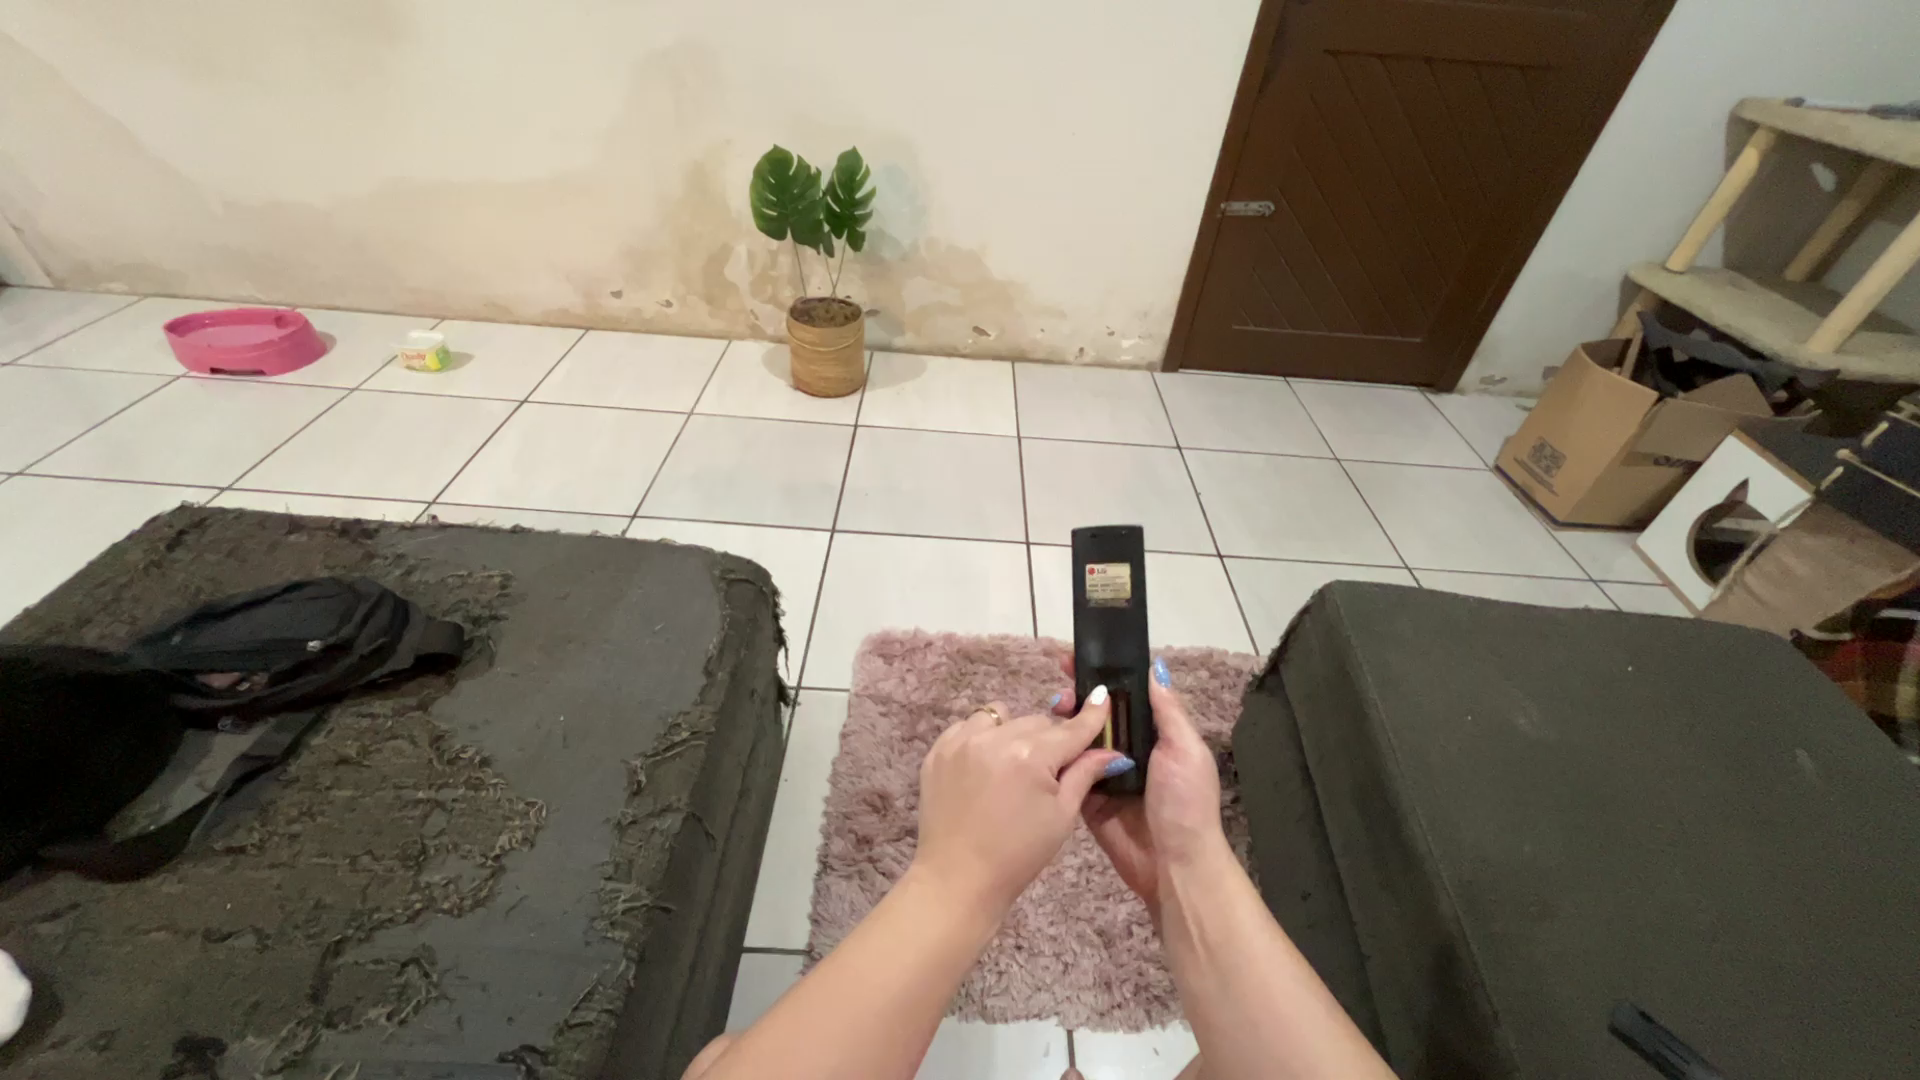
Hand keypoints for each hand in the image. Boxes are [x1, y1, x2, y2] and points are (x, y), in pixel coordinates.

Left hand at [912, 692, 1129, 918]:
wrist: (958, 878)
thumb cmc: (1018, 854)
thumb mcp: (1062, 817)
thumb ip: (1085, 774)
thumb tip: (1113, 750)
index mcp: (1031, 756)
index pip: (1071, 729)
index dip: (1092, 715)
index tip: (1103, 697)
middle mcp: (996, 738)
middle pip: (1038, 722)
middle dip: (1050, 740)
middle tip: (1050, 769)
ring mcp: (962, 741)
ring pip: (1003, 716)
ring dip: (1014, 732)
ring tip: (1012, 765)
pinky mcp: (939, 749)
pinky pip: (969, 725)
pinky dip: (983, 737)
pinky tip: (984, 765)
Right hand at [1063, 657, 1226, 921]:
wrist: (1174, 866)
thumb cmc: (1185, 803)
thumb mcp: (1184, 749)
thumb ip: (1166, 709)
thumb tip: (1156, 666)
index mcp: (1155, 734)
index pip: (1124, 695)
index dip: (1101, 676)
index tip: (1074, 659)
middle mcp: (1129, 748)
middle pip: (1096, 715)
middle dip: (1076, 698)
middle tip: (1058, 692)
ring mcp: (1105, 772)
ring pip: (1078, 739)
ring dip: (1062, 722)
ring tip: (1050, 712)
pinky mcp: (1087, 797)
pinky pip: (1068, 771)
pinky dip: (1056, 756)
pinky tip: (1041, 742)